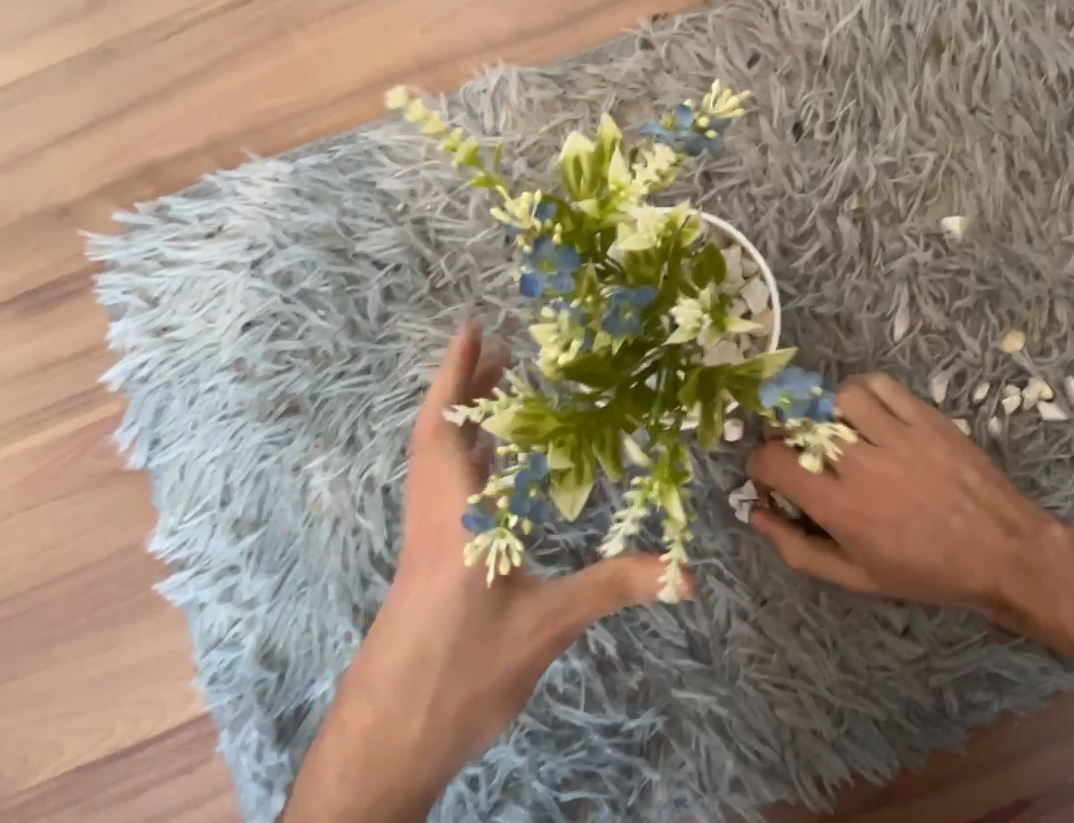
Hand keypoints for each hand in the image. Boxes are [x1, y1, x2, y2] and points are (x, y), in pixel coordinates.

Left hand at [284, 322, 686, 822]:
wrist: (386, 743)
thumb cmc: (458, 676)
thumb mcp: (545, 629)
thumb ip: (614, 588)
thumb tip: (687, 572)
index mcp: (455, 520)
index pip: (448, 432)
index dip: (457, 377)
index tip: (473, 330)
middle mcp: (434, 520)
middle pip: (440, 437)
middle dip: (467, 388)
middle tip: (502, 350)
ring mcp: (428, 545)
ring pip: (441, 466)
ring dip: (467, 423)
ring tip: (503, 395)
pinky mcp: (431, 568)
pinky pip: (449, 494)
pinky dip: (471, 463)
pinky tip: (497, 474)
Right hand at [747, 373, 1057, 621]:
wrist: (1000, 551)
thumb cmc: (925, 571)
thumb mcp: (855, 577)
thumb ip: (798, 549)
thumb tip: (757, 516)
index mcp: (840, 506)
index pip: (774, 461)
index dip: (761, 464)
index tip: (774, 475)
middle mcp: (862, 463)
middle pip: (801, 425)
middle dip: (791, 437)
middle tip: (806, 454)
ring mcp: (897, 435)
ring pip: (840, 397)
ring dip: (830, 411)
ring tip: (842, 430)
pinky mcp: (926, 417)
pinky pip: (881, 386)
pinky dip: (865, 392)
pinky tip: (870, 412)